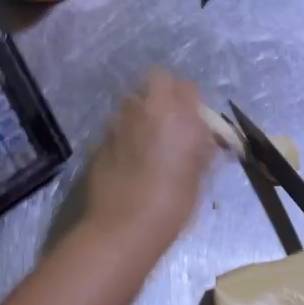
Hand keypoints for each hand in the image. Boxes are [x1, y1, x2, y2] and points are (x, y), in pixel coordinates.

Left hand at [81, 69, 218, 244]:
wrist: (124, 227)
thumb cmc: (172, 204)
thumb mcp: (198, 175)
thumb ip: (200, 148)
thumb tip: (202, 141)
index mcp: (180, 115)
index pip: (188, 86)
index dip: (191, 99)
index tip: (193, 117)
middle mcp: (150, 109)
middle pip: (157, 77)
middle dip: (164, 90)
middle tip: (168, 116)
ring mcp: (121, 120)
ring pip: (133, 98)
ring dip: (141, 109)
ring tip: (146, 135)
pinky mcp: (101, 137)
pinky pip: (117, 123)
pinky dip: (124, 132)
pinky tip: (127, 155)